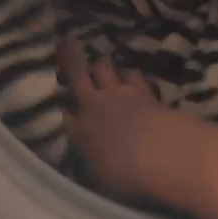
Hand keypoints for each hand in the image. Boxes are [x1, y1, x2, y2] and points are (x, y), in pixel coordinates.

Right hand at [59, 36, 176, 201]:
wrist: (161, 154)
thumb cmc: (126, 175)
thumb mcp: (101, 179)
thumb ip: (91, 162)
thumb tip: (84, 157)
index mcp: (80, 129)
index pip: (65, 110)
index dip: (62, 101)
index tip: (56, 90)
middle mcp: (95, 104)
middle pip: (79, 73)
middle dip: (71, 56)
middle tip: (67, 39)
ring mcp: (121, 94)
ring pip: (105, 68)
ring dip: (102, 65)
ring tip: (102, 61)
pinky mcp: (145, 92)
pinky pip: (133, 76)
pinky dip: (131, 76)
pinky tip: (132, 77)